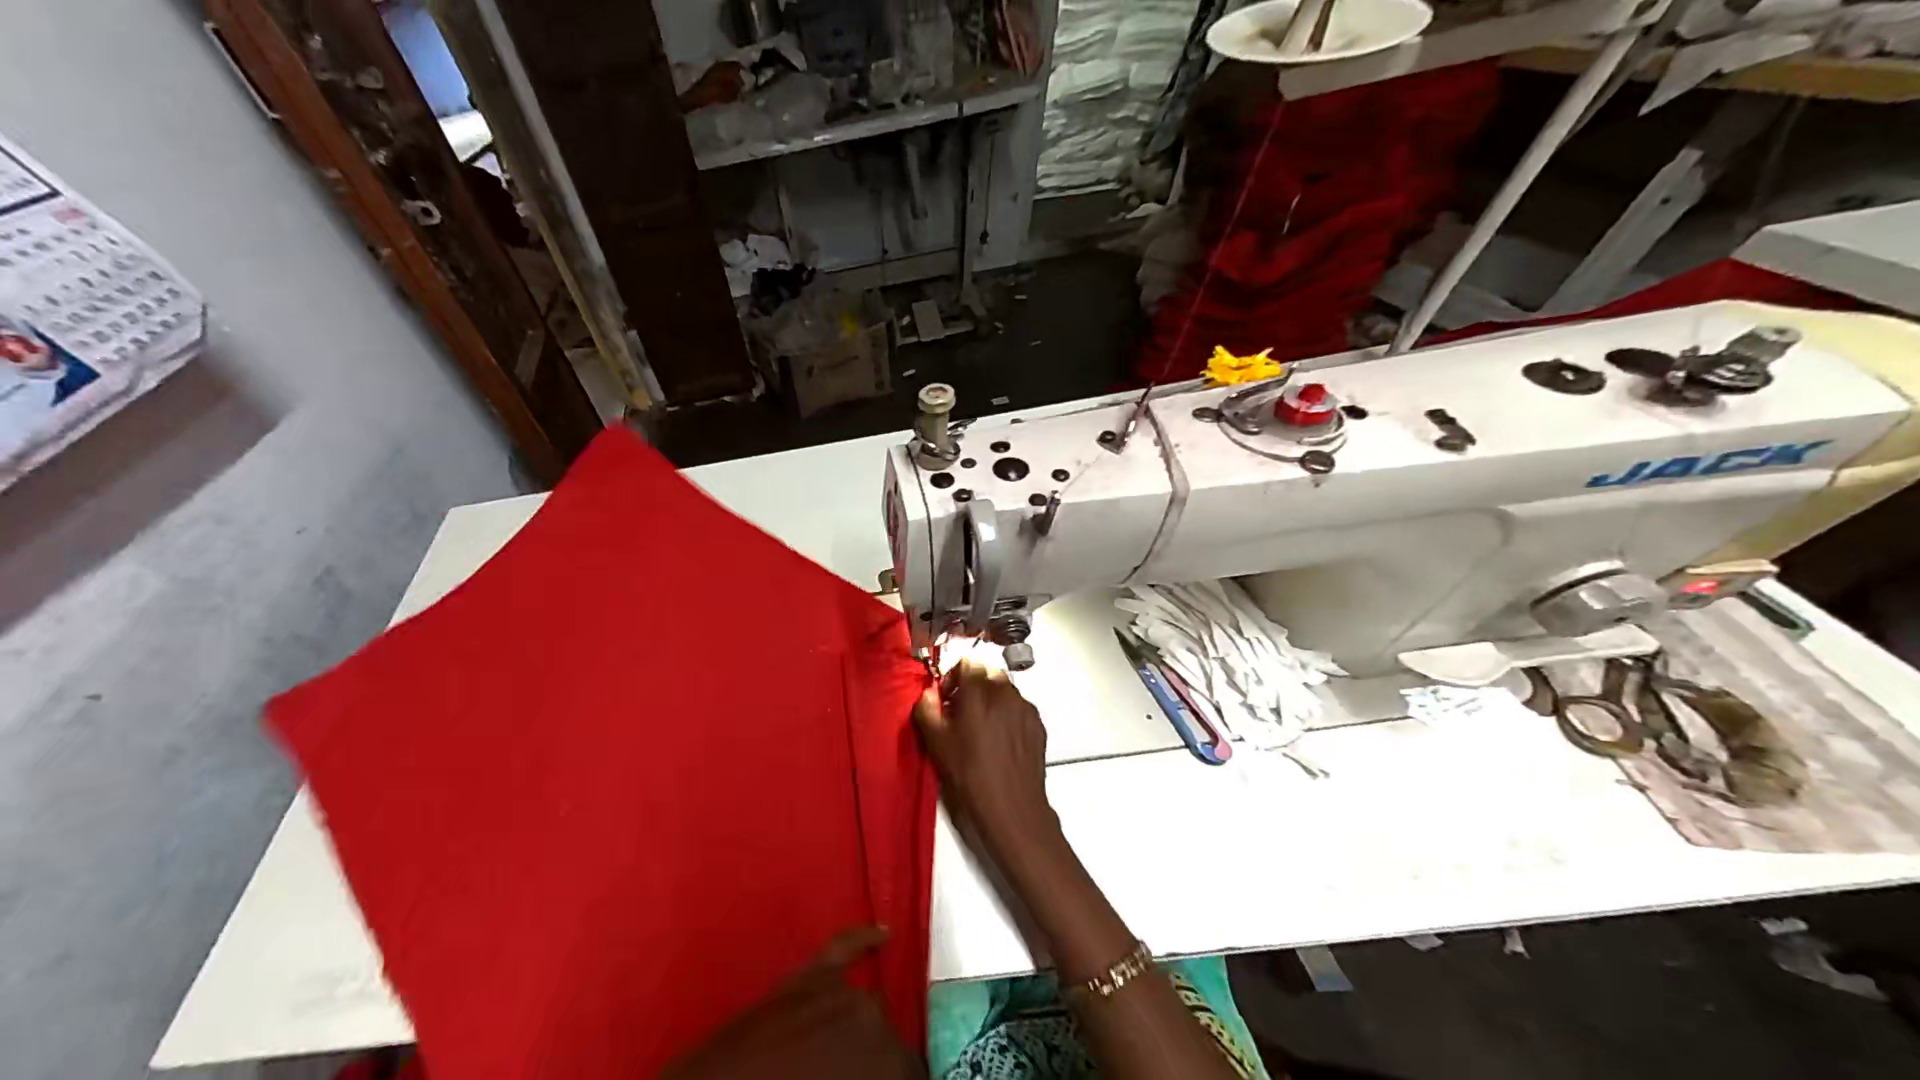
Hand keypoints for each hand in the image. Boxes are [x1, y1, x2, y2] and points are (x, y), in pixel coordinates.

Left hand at [661, 927, 921, 1079]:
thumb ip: (867, 1076)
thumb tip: (872, 1069)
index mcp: (882, 1059)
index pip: (911, 1070)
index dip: (902, 1079)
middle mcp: (870, 1016)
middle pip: (890, 1043)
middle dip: (879, 1066)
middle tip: (857, 1074)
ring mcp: (838, 991)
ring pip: (871, 1006)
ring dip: (865, 1031)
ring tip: (848, 1060)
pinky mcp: (809, 976)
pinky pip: (844, 949)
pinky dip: (864, 939)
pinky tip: (883, 933)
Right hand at [912, 660, 1054, 849]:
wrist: (1013, 807)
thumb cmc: (971, 777)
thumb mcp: (937, 745)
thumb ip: (927, 711)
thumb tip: (927, 695)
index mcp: (979, 693)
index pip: (967, 663)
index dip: (953, 676)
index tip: (946, 696)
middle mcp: (1005, 694)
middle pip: (987, 674)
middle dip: (973, 687)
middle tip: (961, 712)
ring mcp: (1025, 708)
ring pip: (1005, 691)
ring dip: (991, 700)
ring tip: (980, 728)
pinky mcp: (1038, 725)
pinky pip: (1020, 709)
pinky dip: (1008, 715)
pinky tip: (999, 740)